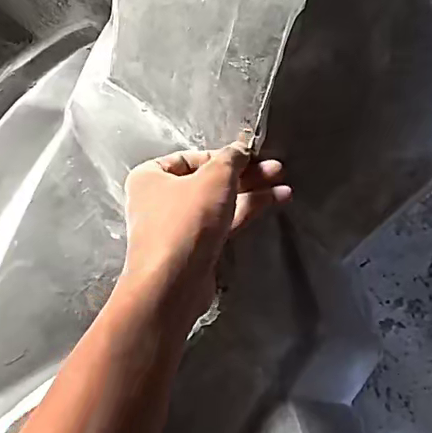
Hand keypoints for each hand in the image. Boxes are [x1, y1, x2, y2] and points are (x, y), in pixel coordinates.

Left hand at [120, 143, 289, 323]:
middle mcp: (159, 201)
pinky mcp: (194, 249)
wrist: (173, 283)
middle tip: (274, 168)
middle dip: (243, 174)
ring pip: (218, 203)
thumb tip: (241, 149)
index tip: (249, 155)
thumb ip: (231, 158)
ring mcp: (177, 227)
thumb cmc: (184, 223)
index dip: (222, 155)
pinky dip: (246, 211)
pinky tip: (273, 201)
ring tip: (282, 184)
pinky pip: (222, 223)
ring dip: (250, 192)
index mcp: (149, 177)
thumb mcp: (214, 178)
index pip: (190, 157)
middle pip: (207, 181)